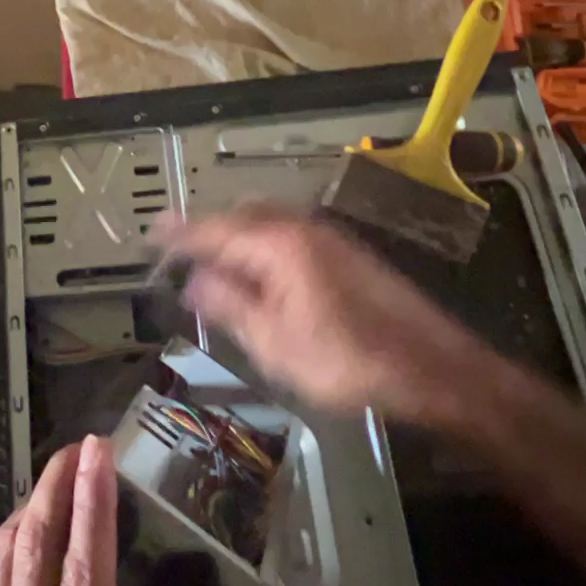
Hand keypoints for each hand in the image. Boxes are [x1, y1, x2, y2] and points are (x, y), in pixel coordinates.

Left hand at [0, 435, 121, 585]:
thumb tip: (119, 541)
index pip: (83, 570)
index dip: (92, 504)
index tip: (99, 451)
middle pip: (36, 549)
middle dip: (57, 487)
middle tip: (80, 449)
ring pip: (3, 555)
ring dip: (31, 507)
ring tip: (58, 479)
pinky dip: (3, 540)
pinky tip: (20, 524)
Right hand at [154, 203, 490, 422]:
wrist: (433, 368)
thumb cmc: (350, 361)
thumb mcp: (275, 344)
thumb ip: (230, 305)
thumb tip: (195, 281)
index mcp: (278, 244)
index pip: (213, 230)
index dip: (178, 234)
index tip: (151, 233)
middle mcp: (301, 227)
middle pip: (239, 217)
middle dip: (206, 231)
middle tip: (176, 251)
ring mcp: (327, 236)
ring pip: (265, 223)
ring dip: (234, 238)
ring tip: (211, 265)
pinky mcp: (344, 252)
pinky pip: (287, 234)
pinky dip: (260, 245)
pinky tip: (258, 274)